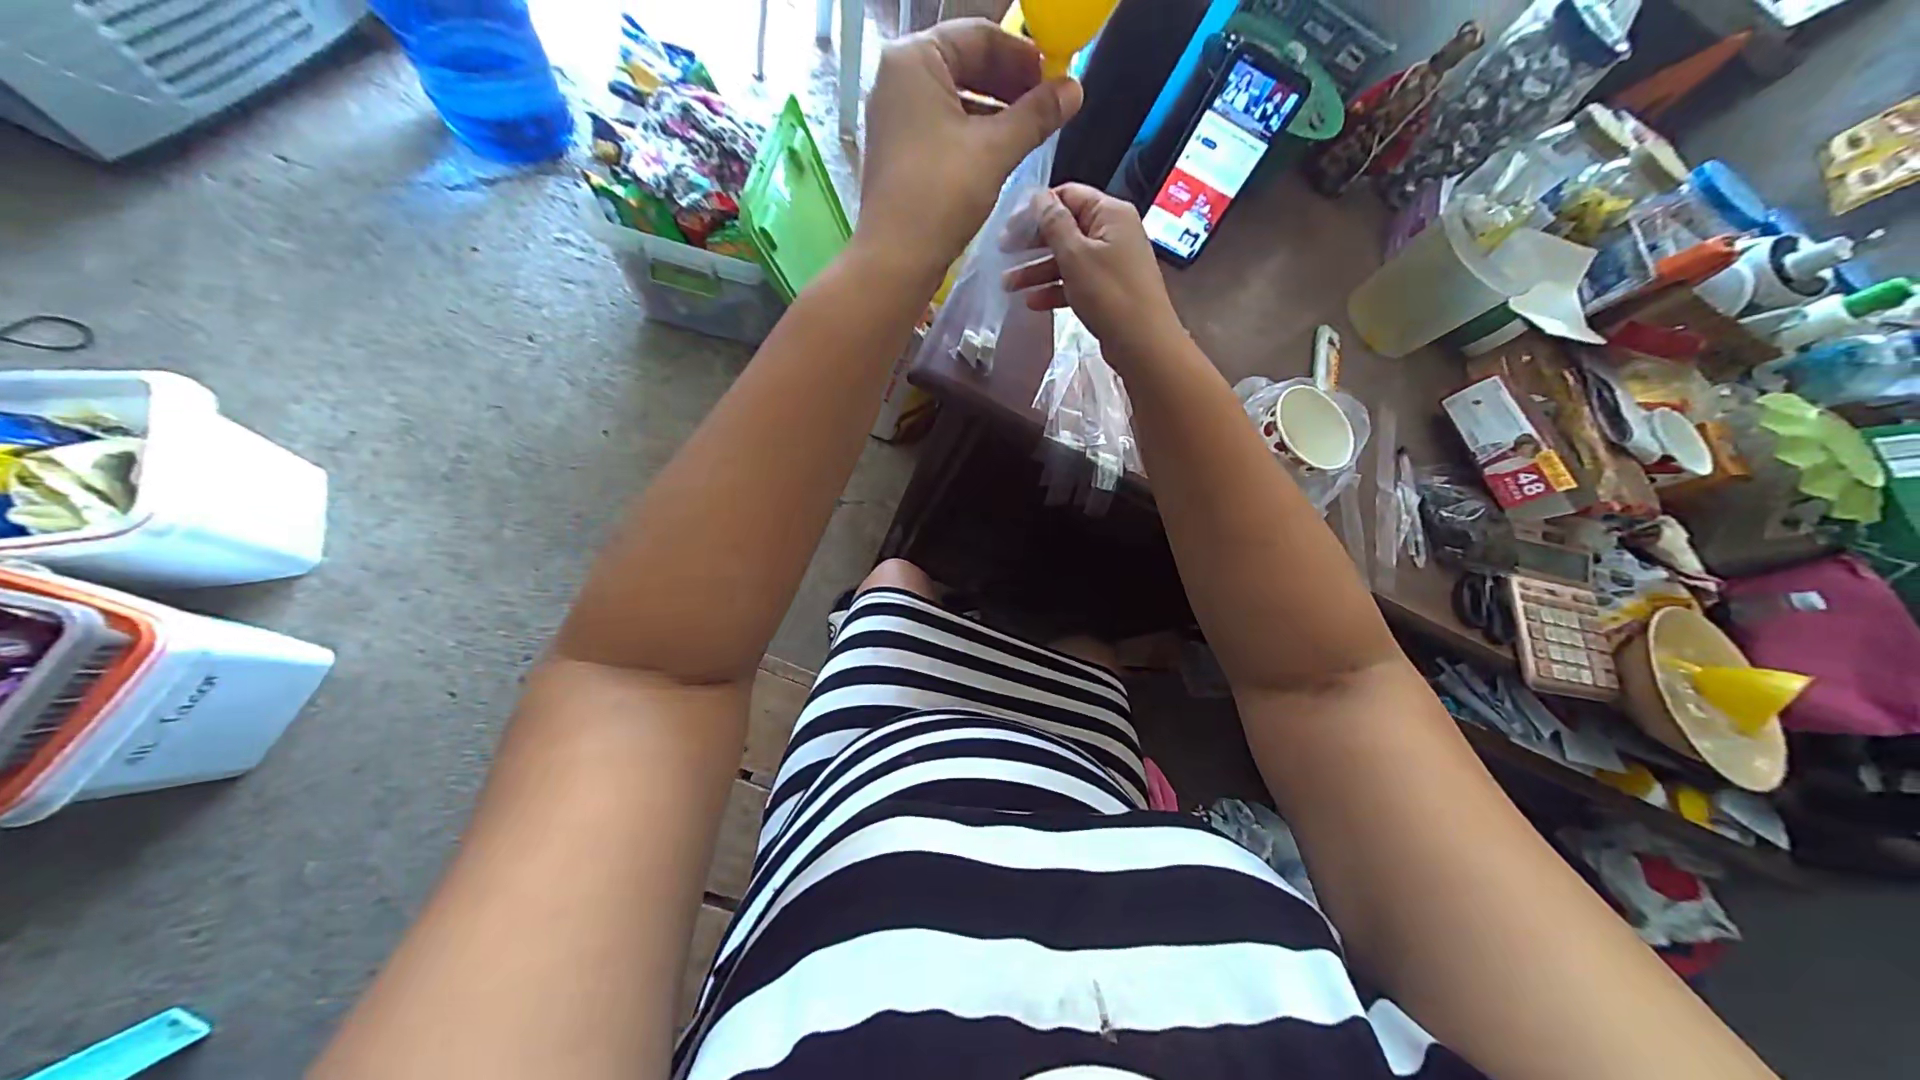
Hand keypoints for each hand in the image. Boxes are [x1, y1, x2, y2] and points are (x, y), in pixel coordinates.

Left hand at [857, 19, 1082, 279]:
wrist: (896, 258)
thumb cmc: (940, 196)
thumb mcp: (996, 150)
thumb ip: (1037, 114)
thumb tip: (1073, 89)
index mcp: (914, 60)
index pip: (979, 35)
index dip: (1023, 55)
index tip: (1056, 76)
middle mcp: (898, 79)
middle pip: (966, 63)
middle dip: (1010, 82)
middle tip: (1047, 103)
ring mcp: (896, 116)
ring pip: (957, 97)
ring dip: (997, 109)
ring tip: (1032, 128)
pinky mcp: (900, 149)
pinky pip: (944, 125)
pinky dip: (975, 131)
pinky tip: (1003, 149)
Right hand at [1008, 183, 1182, 362]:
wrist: (1143, 344)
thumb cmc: (1109, 294)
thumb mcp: (1076, 255)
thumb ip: (1054, 223)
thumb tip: (1039, 197)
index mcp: (1110, 213)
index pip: (1068, 195)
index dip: (1036, 208)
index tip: (1008, 227)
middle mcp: (1113, 232)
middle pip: (1065, 228)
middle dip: (1032, 243)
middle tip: (1003, 253)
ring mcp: (1111, 262)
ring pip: (1067, 258)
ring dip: (1037, 270)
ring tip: (1008, 286)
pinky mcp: (1107, 290)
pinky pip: (1075, 282)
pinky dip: (1054, 289)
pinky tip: (1032, 303)